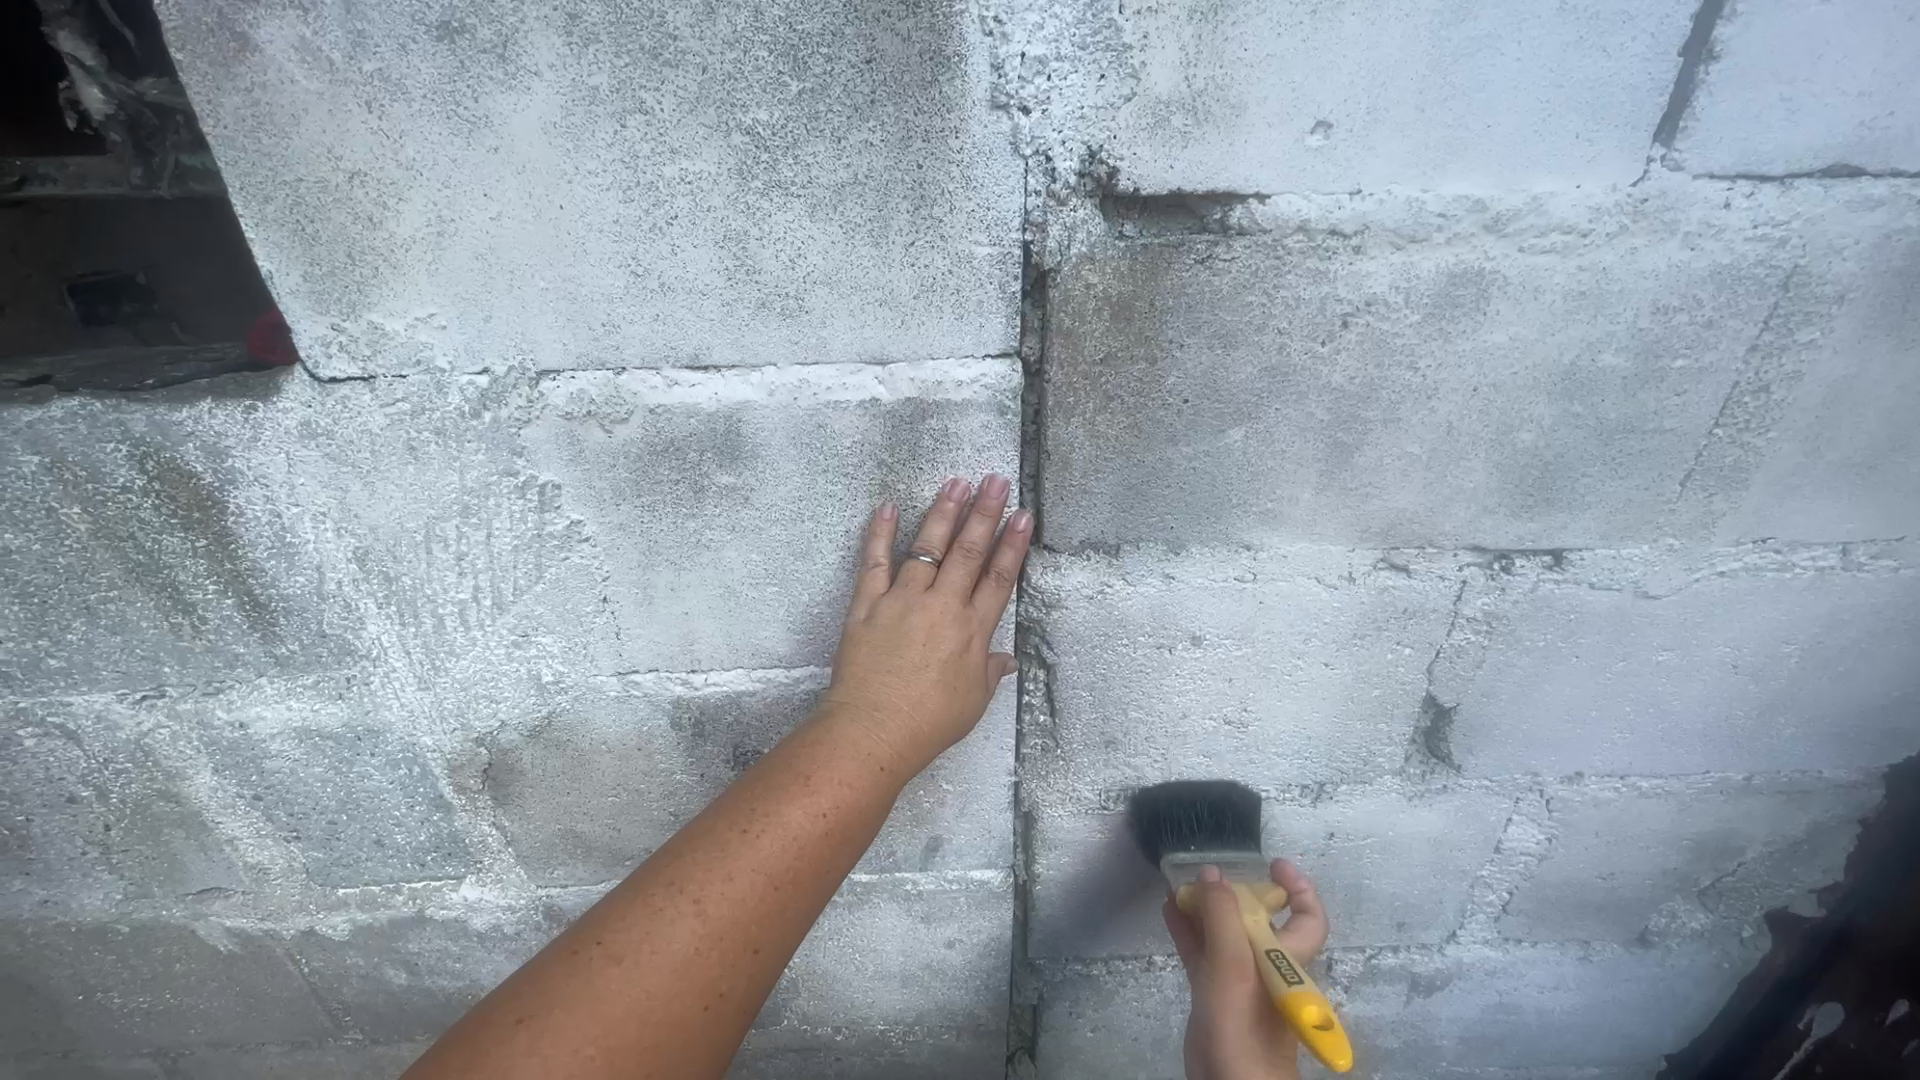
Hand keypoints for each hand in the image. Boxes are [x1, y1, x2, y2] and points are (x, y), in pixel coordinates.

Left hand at [819, 474, 1031, 773]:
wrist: (873, 732)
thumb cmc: (928, 724)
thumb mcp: (973, 702)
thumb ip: (989, 672)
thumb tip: (1007, 659)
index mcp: (972, 630)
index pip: (999, 577)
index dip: (1013, 543)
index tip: (1023, 515)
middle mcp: (942, 606)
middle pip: (968, 551)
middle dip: (985, 512)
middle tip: (996, 480)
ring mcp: (903, 601)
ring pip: (927, 547)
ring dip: (943, 512)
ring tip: (956, 482)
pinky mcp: (867, 605)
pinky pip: (874, 563)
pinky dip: (880, 534)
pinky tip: (887, 507)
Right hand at [1164, 860, 1330, 1079]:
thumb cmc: (1243, 1025)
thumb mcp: (1234, 965)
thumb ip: (1223, 916)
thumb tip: (1212, 872)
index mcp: (1286, 960)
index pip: (1307, 918)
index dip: (1298, 888)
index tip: (1274, 863)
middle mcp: (1266, 966)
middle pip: (1259, 920)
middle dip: (1236, 892)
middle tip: (1210, 871)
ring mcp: (1238, 981)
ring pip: (1225, 933)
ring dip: (1206, 907)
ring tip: (1181, 882)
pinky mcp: (1213, 995)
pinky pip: (1201, 951)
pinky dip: (1187, 929)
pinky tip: (1169, 909)